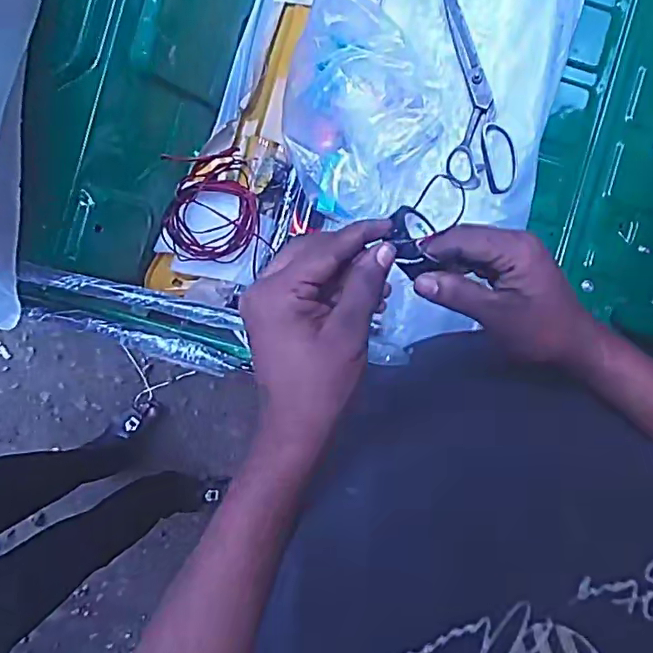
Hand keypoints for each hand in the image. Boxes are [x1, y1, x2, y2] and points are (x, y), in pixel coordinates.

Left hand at [240, 219, 394, 451]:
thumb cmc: (323, 384)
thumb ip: (364, 284)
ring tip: (378, 285)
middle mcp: (262, 287)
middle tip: (385, 256)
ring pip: (308, 265)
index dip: (360, 234)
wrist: (297, 428)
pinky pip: (303, 284)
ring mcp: (263, 300)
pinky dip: (330, 286)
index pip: (323, 249)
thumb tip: (384, 247)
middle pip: (311, 250)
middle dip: (350, 252)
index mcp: (275, 291)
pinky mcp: (272, 312)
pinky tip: (359, 296)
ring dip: (342, 269)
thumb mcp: (349, 331)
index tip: (390, 224)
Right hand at [412, 225, 606, 370]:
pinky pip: (483, 257)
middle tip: (409, 269)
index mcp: (515, 247)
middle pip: (467, 237)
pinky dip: (463, 266)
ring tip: (423, 275)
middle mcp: (517, 240)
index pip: (463, 236)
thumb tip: (419, 279)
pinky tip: (446, 279)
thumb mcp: (495, 315)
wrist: (576, 347)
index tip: (403, 260)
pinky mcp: (517, 262)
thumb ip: (457, 293)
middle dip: (439, 251)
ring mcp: (518, 250)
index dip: (433, 247)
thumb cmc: (540, 333)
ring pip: (473, 246)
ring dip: (449, 259)